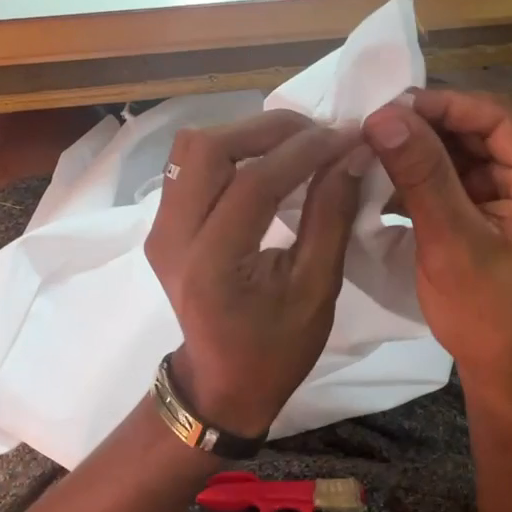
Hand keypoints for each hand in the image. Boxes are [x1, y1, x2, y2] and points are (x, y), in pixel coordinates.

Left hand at [143, 110, 368, 437]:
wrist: (221, 382)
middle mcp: (172, 237)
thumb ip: (331, 216)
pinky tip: (267, 161)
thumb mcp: (317, 290)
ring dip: (245, 135)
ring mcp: (159, 228)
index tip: (346, 135)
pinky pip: (190, 166)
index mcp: (211, 264)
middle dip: (267, 130)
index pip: (252, 183)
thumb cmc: (275, 349)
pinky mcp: (162, 223)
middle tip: (318, 134)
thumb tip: (351, 152)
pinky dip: (230, 151)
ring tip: (294, 144)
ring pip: (192, 149)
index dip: (303, 151)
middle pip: (206, 148)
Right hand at [362, 89, 511, 409]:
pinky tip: (392, 180)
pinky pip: (467, 177)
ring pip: (471, 150)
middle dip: (428, 128)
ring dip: (424, 151)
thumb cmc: (488, 318)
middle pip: (485, 129)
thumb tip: (383, 115)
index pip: (498, 116)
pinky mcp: (509, 211)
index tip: (385, 108)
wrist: (509, 379)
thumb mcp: (450, 243)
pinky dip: (430, 177)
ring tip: (375, 151)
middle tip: (373, 128)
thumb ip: (421, 175)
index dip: (441, 105)